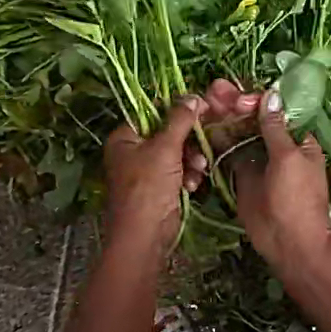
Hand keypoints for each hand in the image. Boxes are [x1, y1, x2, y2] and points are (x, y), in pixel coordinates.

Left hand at [103, 96, 206, 257]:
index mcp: (124, 137)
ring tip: (199, 168)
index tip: (202, 108)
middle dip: (189, 140)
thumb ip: (180, 119)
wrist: (144, 235)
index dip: (177, 108)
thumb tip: (194, 96)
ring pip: (177, 152)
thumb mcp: (165, 148)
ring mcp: (146, 170)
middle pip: (168, 132)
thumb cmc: (148, 188)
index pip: (152, 112)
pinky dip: (188, 175)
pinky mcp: (159, 187)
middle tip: (205, 141)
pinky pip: (178, 171)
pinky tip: (193, 184)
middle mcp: (132, 151)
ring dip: (192, 159)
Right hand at [213, 82, 330, 269]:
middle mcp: (277, 146)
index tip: (237, 97)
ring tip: (204, 104)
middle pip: (254, 119)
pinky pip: (229, 154)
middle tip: (212, 91)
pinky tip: (201, 128)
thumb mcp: (289, 158)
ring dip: (223, 119)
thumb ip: (275, 128)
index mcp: (297, 139)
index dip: (256, 100)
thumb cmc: (297, 197)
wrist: (289, 242)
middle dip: (234, 105)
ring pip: (239, 134)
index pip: (275, 110)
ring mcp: (258, 161)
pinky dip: (216, 142)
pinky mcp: (242, 176)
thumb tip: (270, 95)